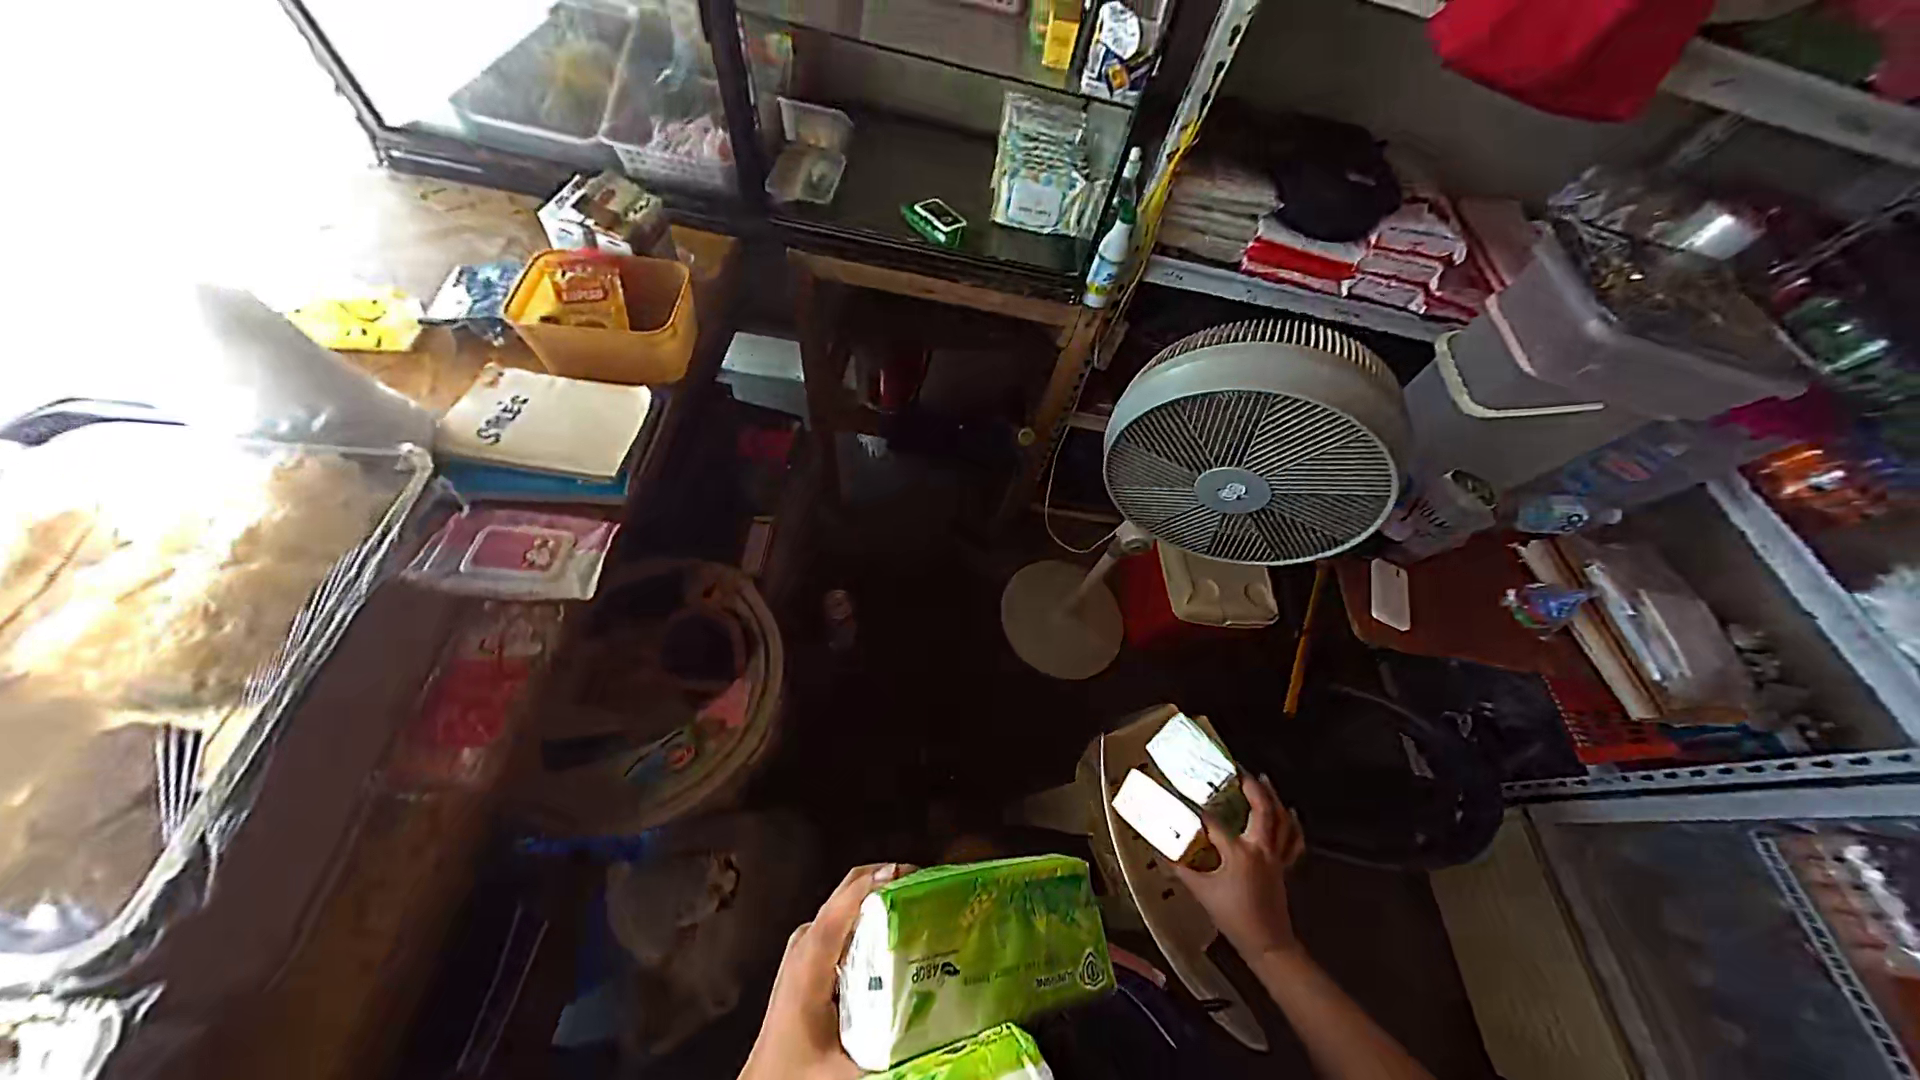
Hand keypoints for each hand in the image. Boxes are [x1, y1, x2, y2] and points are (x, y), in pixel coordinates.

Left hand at [740, 863, 912, 1079]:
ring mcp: (805, 942)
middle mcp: (806, 940)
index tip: (912, 874)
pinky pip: (842, 918)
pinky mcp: (808, 951)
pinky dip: (868, 911)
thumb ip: (886, 1036)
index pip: (844, 904)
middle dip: (886, 881)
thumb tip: (930, 1014)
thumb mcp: (848, 1059)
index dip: (876, 881)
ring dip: (878, 894)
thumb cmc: (801, 1069)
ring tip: (915, 901)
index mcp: (811, 958)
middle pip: (847, 892)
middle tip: (924, 887)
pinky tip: (892, 926)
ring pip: (846, 902)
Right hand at [1173, 773, 1305, 960]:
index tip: (1184, 798)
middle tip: (1238, 770)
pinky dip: (1292, 824)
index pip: (1214, 823)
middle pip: (1261, 809)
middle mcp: (1261, 848)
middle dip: (1250, 787)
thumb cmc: (1234, 918)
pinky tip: (1289, 812)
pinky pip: (1293, 840)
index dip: (1198, 811)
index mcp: (1239, 852)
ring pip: (1281, 820)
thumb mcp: (1201, 891)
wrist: (1268, 945)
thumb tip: (1162, 850)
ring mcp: (1276, 857)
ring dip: (1272, 798)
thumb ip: (1181, 868)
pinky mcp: (1284, 866)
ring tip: (1264, 780)